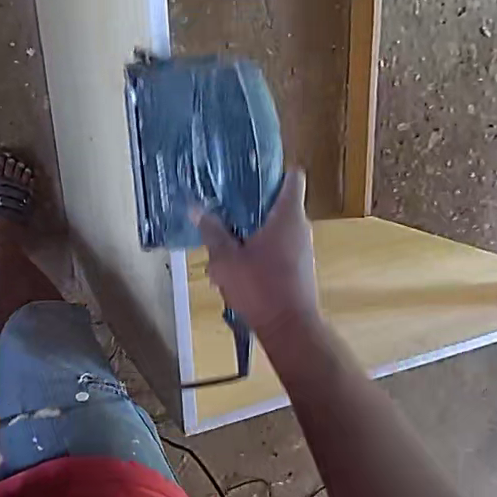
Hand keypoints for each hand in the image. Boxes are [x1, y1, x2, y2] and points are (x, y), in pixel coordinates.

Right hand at [195, 168, 319, 337]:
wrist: (289, 327)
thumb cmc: (259, 286)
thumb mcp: (225, 258)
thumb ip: (212, 231)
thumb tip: (196, 209)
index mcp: (287, 216)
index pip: (291, 178)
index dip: (271, 169)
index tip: (246, 168)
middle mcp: (298, 227)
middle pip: (275, 203)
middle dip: (246, 203)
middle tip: (218, 203)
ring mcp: (299, 248)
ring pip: (270, 228)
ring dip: (245, 231)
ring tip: (216, 240)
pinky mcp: (295, 266)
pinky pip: (272, 247)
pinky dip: (252, 248)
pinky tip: (228, 265)